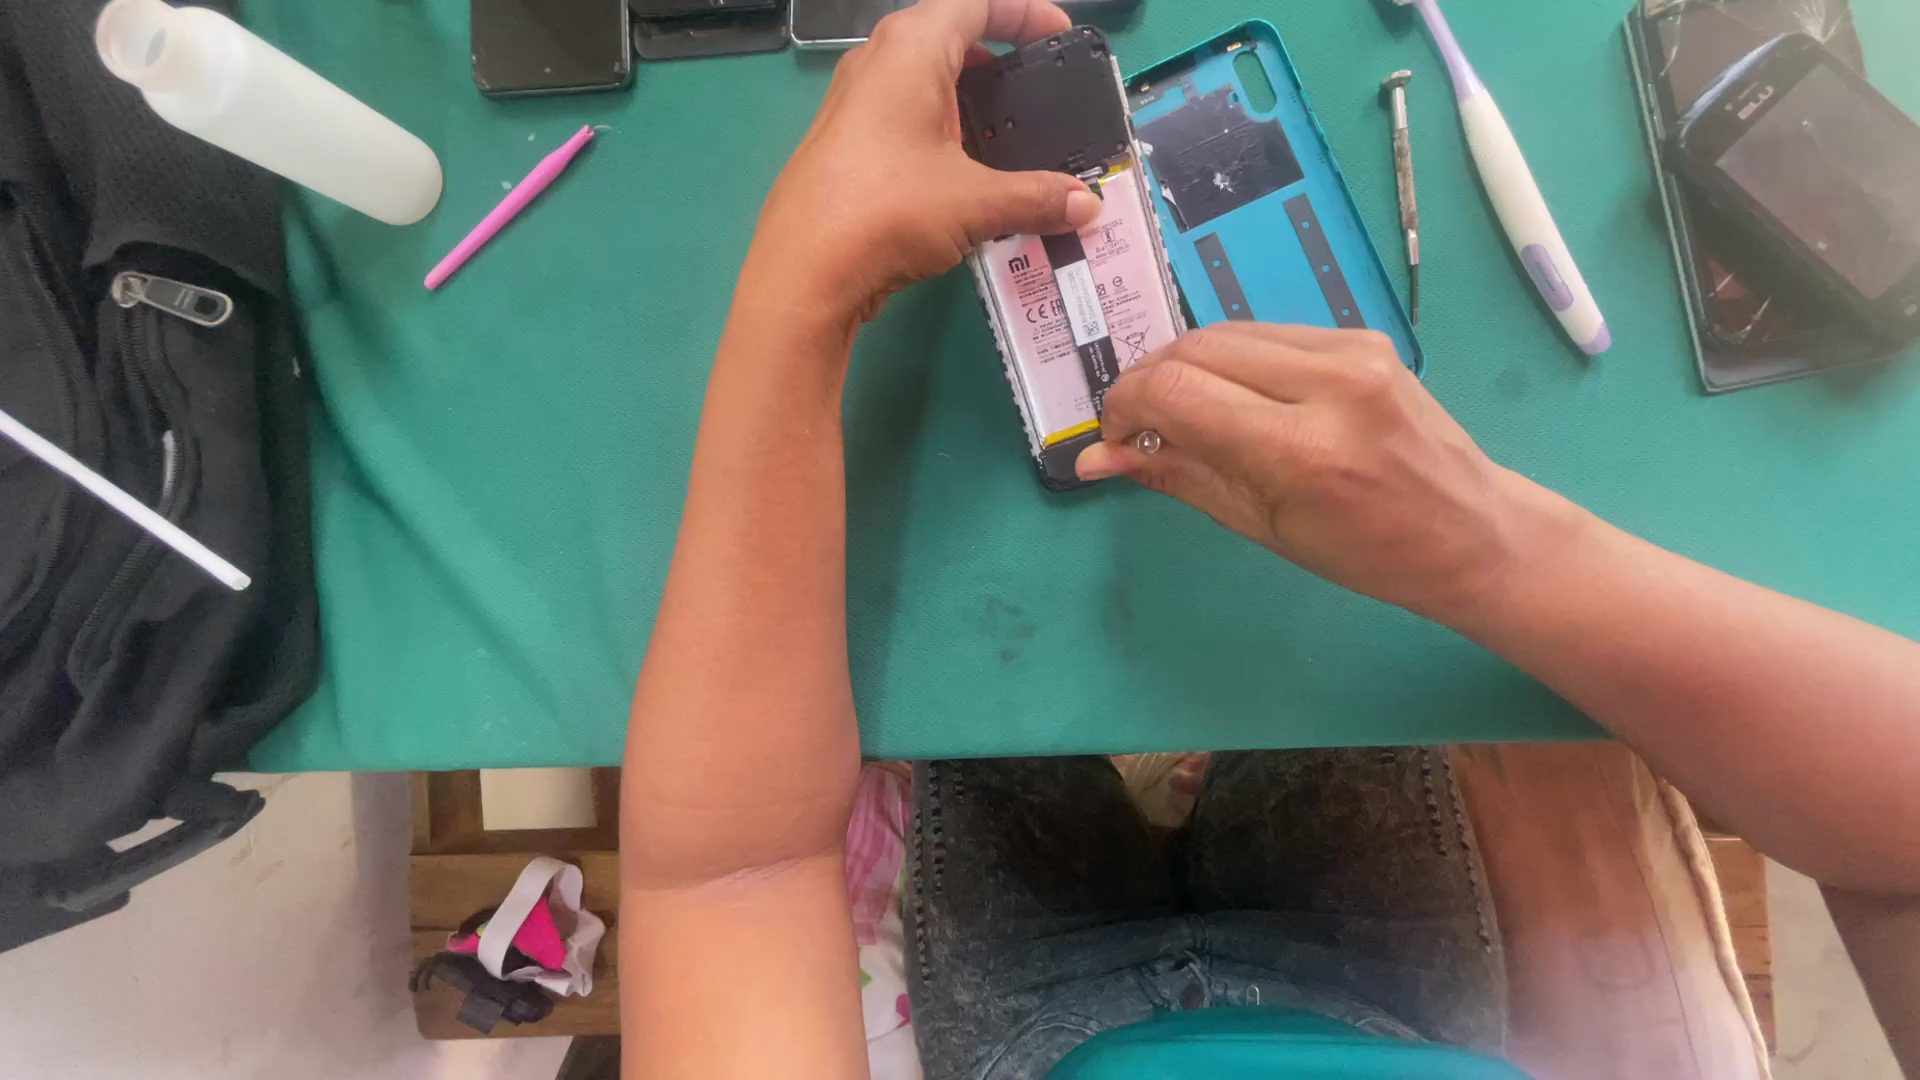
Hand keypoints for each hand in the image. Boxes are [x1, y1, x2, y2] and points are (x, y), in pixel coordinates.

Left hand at [744, 0, 1102, 329]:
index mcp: (910, 48)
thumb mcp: (975, 202)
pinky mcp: (849, 152)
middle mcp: (878, 64)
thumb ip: (1036, 198)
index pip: (977, 2)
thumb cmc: (888, 210)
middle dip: (998, 72)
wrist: (807, 271)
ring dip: (969, 116)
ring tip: (1009, 153)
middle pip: (950, 45)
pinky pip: (907, 130)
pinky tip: (965, 187)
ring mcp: (856, 109)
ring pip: (926, 93)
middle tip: (1037, 107)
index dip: (1025, 13)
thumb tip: (1088, 206)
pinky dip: (942, 146)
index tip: (1060, 40)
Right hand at [1075, 324, 1575, 623]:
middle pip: (1191, 349)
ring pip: (1221, 332)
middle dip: (1145, 383)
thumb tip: (1095, 460)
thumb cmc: (1360, 551)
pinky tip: (1226, 395)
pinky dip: (1222, 360)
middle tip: (1137, 427)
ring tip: (1177, 413)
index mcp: (1300, 448)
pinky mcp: (1359, 335)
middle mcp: (1327, 380)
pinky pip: (1261, 333)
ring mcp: (1350, 347)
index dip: (1125, 407)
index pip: (1175, 392)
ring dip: (1180, 368)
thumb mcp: (1255, 525)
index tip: (1117, 438)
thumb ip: (1173, 476)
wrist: (1471, 529)